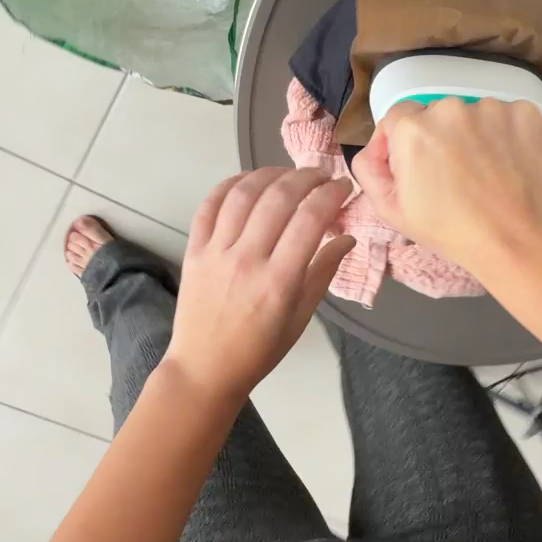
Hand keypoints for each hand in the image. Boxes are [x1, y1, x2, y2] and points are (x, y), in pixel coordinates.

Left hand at [164, 168, 354, 403]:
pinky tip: (250, 180)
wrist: (204, 368)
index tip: (344, 187)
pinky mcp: (194, 250)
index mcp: (279, 281)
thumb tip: (347, 238)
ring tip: (289, 174)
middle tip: (321, 175)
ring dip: (270, 174)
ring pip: (243, 194)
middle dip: (306, 177)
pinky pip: (210, 205)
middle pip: (279, 198)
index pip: (310, 220)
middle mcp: (246, 260)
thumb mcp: (301, 317)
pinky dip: (230, 184)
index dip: (331, 194)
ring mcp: (216, 252)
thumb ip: (324, 273)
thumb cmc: (259, 349)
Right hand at [351, 98, 541, 271]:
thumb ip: (368, 168)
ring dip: (475, 136)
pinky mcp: (526, 113)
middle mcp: (449, 108)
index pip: (398, 117)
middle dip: (442, 138)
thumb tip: (376, 145)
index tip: (420, 168)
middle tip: (455, 176)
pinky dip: (507, 135)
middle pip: (437, 115)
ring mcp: (492, 108)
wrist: (518, 240)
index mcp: (412, 129)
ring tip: (487, 174)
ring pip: (474, 115)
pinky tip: (510, 165)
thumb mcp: (390, 210)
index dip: (405, 144)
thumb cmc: (451, 230)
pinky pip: (508, 117)